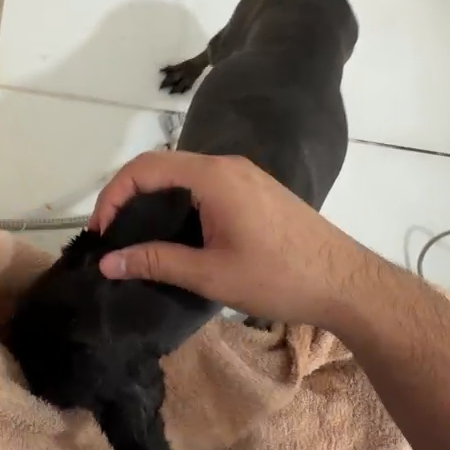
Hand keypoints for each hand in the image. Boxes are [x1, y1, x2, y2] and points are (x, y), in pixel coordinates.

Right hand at [91, 151, 385, 326]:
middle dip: (128, 194)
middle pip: (161, 165)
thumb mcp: (210, 274)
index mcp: (213, 176)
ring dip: (153, 198)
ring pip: (183, 175)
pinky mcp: (256, 190)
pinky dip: (178, 201)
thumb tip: (107, 262)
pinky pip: (204, 185)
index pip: (145, 168)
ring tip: (137, 235)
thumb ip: (155, 261)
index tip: (100, 230)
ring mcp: (244, 175)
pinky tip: (176, 233)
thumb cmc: (279, 277)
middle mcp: (227, 165)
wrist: (348, 284)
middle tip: (112, 233)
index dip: (114, 194)